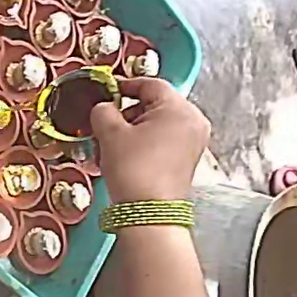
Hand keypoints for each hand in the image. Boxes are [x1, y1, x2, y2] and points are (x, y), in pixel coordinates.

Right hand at [89, 76, 208, 202]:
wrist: (148, 212)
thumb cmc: (134, 171)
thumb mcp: (110, 135)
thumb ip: (103, 112)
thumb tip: (103, 107)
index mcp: (179, 108)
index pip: (150, 84)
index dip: (125, 85)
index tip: (108, 90)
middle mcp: (193, 121)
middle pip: (155, 104)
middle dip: (127, 112)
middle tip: (105, 125)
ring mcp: (193, 141)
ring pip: (158, 123)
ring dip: (133, 129)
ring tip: (111, 145)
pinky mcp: (187, 159)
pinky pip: (163, 140)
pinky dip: (144, 142)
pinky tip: (125, 156)